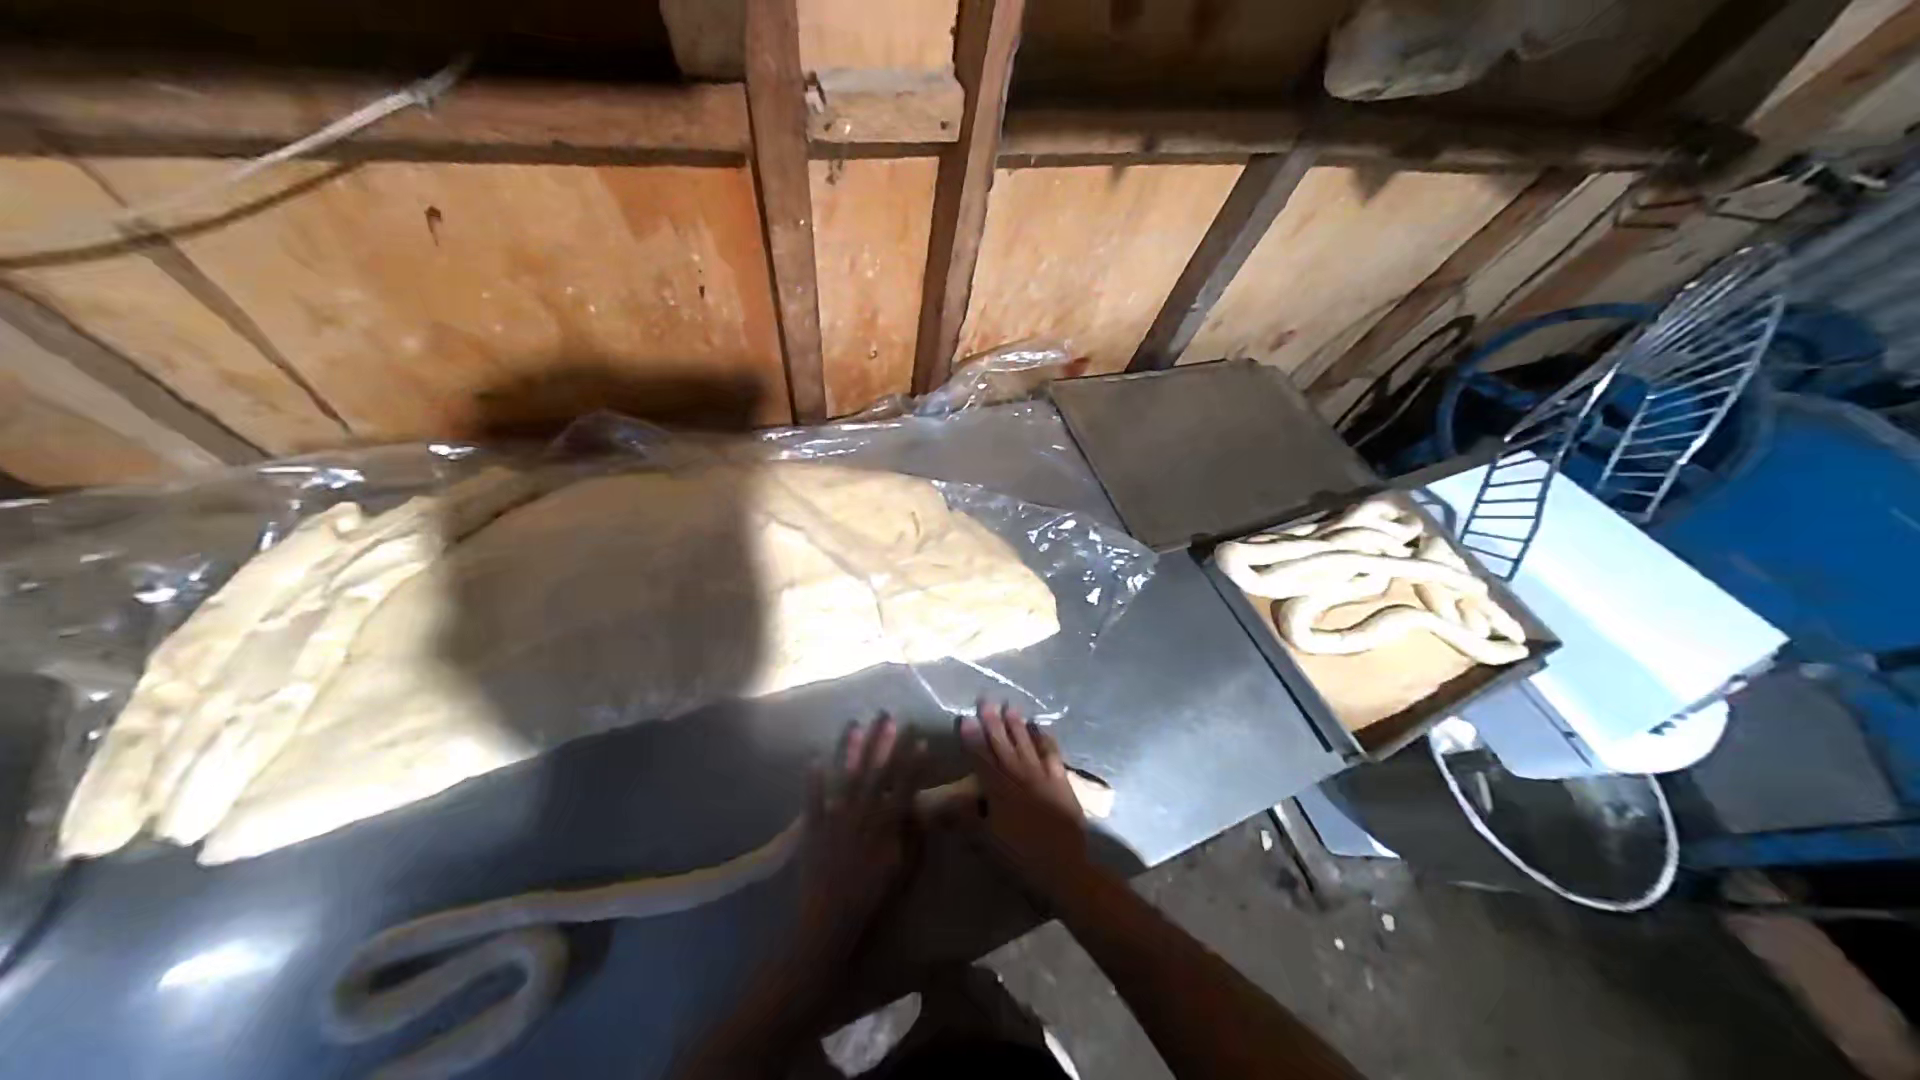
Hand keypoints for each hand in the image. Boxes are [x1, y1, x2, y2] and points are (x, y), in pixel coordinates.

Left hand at [796, 714, 921, 959]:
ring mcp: (834, 819)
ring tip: (857, 724)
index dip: (913, 762)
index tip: (919, 739)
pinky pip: (812, 799)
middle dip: (885, 743)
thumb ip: (912, 837)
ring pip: (847, 778)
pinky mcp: (812, 828)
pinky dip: (814, 779)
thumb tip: (919, 808)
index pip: (903, 786)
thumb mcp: (902, 870)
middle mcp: (861, 815)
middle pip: (876, 773)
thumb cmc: (872, 897)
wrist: (830, 920)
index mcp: (886, 825)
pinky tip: (816, 757)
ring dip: (852, 750)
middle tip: (889, 716)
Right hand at [957, 701, 1089, 898]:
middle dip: (993, 723)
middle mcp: (1020, 778)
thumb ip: (966, 818)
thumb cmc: (1020, 859)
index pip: (981, 760)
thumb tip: (945, 800)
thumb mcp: (986, 843)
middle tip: (986, 701)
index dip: (972, 739)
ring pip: (1027, 745)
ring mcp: (1043, 778)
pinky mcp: (1061, 782)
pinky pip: (1052, 755)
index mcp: (998, 792)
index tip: (965, 718)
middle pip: (1004, 746)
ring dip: (1017, 726)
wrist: (1064, 869)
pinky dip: (1046, 740)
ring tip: (1010, 708)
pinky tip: (1040, 729)